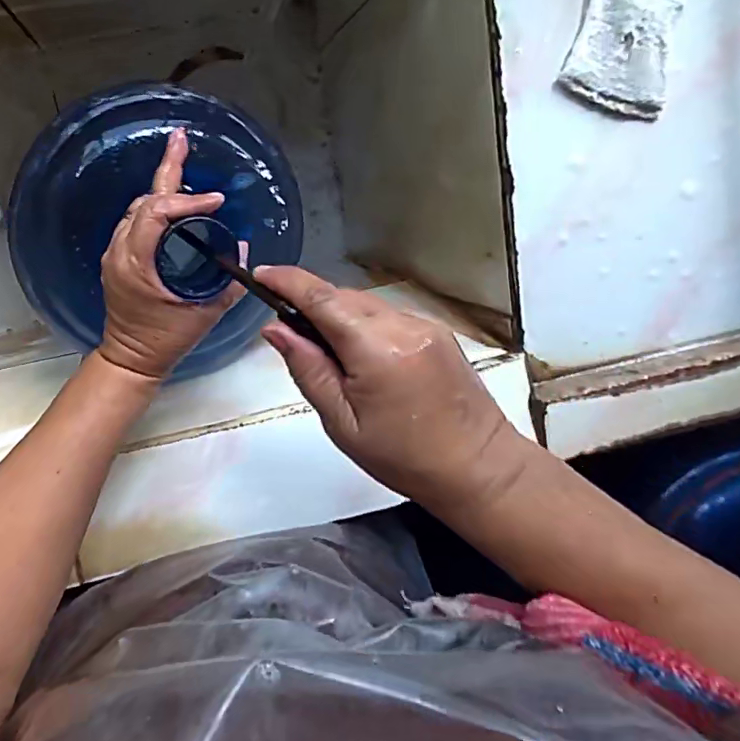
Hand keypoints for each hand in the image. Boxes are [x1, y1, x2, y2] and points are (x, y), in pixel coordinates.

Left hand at [97, 129, 245, 380]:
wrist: (130, 360)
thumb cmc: (164, 340)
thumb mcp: (203, 313)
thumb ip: (226, 281)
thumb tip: (240, 247)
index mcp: (136, 262)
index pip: (157, 213)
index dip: (187, 200)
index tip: (217, 203)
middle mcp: (121, 251)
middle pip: (144, 199)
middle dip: (167, 168)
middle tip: (182, 139)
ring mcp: (117, 254)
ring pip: (138, 208)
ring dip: (163, 188)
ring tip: (184, 168)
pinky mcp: (121, 259)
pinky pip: (137, 221)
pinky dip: (157, 206)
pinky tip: (175, 201)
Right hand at [254, 265, 529, 512]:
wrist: (478, 466)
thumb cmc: (405, 458)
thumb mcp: (343, 423)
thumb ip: (308, 369)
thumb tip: (276, 330)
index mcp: (376, 349)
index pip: (322, 298)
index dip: (287, 281)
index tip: (261, 273)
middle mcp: (403, 326)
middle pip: (344, 297)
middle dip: (312, 304)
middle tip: (291, 332)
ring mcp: (425, 325)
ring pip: (367, 305)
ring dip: (340, 316)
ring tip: (331, 356)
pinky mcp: (438, 332)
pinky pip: (389, 316)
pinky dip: (366, 325)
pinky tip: (364, 358)